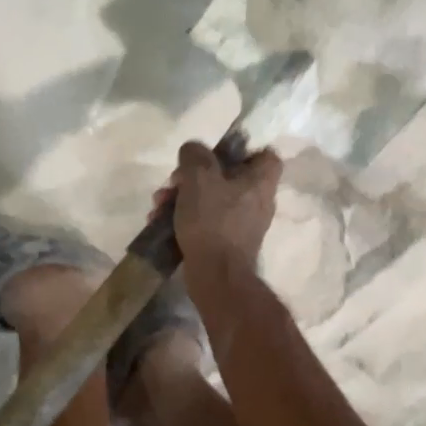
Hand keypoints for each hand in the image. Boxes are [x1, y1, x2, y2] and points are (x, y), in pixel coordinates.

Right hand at [150, 141, 282, 267]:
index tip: (215, 152)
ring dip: (184, 198)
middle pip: (229, 176)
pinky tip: (160, 223)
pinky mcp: (228, 243)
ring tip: (159, 205)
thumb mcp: (199, 177)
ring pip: (213, 199)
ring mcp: (244, 225)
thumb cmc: (212, 221)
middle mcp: (258, 201)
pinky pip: (208, 221)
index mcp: (260, 181)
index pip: (267, 155)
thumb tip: (194, 150)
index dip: (244, 149)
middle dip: (195, 177)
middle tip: (173, 183)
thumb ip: (195, 155)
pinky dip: (187, 219)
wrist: (216, 276)